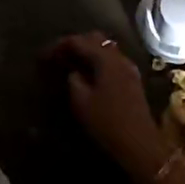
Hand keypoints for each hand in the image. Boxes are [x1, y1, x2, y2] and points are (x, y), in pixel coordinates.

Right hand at [48, 33, 173, 183]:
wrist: (139, 144)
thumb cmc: (107, 122)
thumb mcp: (82, 102)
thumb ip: (74, 81)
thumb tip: (73, 72)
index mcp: (105, 59)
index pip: (79, 41)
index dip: (60, 45)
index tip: (44, 55)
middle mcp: (119, 57)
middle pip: (95, 39)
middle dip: (76, 43)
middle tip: (59, 55)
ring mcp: (128, 67)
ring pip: (105, 49)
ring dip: (88, 52)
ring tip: (71, 63)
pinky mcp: (132, 79)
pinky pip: (112, 60)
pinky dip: (98, 61)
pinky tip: (88, 73)